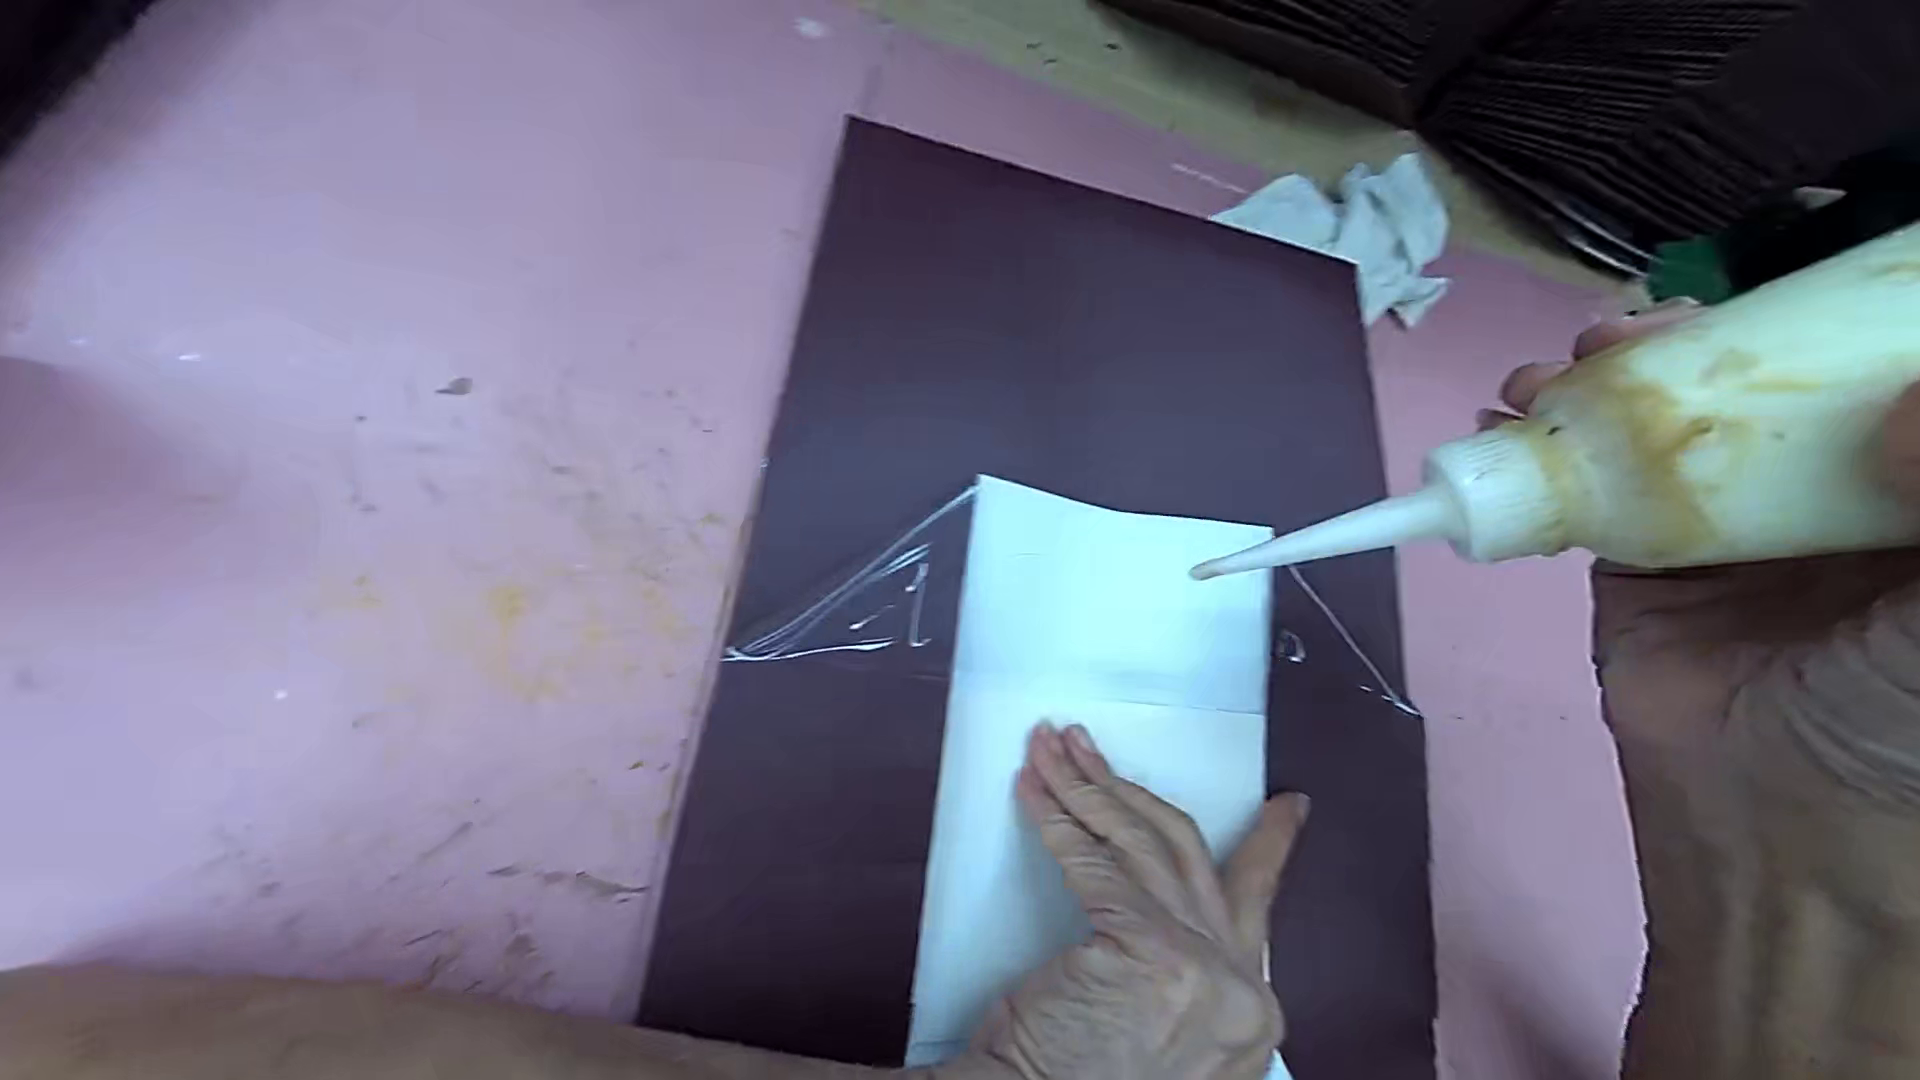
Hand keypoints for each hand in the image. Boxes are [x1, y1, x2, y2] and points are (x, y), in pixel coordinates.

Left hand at [955, 722, 1307, 1079]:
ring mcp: (1203, 967)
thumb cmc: (1080, 1069)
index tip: (1289, 803)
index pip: (1251, 894)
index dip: (1268, 843)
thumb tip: (1159, 889)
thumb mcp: (1157, 1015)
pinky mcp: (1151, 949)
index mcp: (1250, 1003)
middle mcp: (1241, 983)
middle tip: (1082, 740)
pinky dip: (1054, 818)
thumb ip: (1181, 960)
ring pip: (1137, 840)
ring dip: (1084, 784)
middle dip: (1125, 785)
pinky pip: (1092, 859)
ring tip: (1048, 747)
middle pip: (1183, 847)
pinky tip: (1030, 789)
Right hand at [1493, 303, 1919, 1077]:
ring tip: (1548, 374)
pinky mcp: (1630, 560)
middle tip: (1623, 332)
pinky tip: (1512, 425)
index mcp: (1912, 491)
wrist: (1780, 817)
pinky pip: (1586, 491)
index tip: (1755, 297)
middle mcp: (1820, 494)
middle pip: (1746, 397)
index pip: (1853, 387)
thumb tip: (1905, 397)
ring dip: (1595, 393)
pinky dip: (1545, 454)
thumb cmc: (1907, 718)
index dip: (1812, 330)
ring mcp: (1717, 526)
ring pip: (1652, 434)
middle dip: (1683, 352)